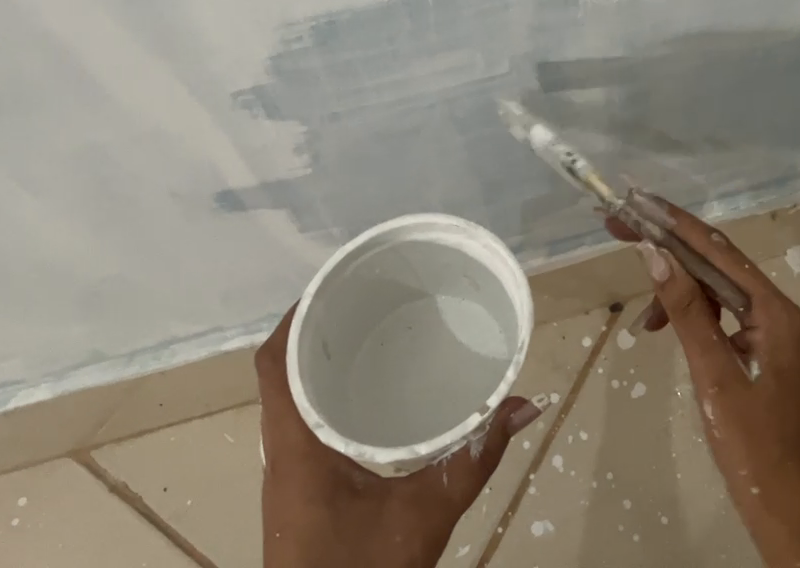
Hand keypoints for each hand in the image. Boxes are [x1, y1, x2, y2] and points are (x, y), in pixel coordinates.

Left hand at [254, 307, 541, 567]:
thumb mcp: (426, 514)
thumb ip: (474, 458)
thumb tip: (526, 405)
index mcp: (296, 448)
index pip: (273, 365)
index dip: (293, 317)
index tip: (333, 284)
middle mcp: (281, 454)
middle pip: (280, 373)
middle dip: (314, 330)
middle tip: (364, 300)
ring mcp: (286, 476)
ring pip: (289, 400)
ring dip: (317, 363)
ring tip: (368, 331)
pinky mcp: (299, 492)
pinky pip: (303, 425)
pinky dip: (326, 396)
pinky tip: (369, 394)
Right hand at [614, 195, 799, 567]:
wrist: (785, 505)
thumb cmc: (752, 444)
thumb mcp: (714, 375)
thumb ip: (687, 312)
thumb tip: (655, 254)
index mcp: (773, 309)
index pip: (717, 250)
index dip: (674, 223)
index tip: (637, 201)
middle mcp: (774, 308)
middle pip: (715, 261)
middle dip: (668, 242)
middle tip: (620, 223)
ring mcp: (768, 328)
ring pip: (714, 287)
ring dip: (675, 284)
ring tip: (639, 298)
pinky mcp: (757, 347)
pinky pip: (718, 313)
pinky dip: (687, 313)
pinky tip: (659, 328)